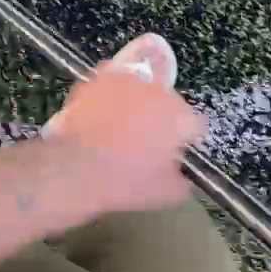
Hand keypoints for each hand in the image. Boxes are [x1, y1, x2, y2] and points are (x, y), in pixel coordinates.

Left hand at [42, 36, 202, 214]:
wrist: (75, 167)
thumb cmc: (126, 182)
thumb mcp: (168, 193)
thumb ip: (183, 177)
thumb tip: (180, 169)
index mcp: (180, 117)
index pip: (195, 124)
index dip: (186, 139)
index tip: (174, 152)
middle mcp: (156, 90)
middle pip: (168, 100)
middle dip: (162, 116)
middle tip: (148, 138)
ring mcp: (124, 79)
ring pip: (140, 87)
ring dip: (137, 100)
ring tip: (123, 122)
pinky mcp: (96, 78)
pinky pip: (111, 81)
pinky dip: (111, 93)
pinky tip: (102, 110)